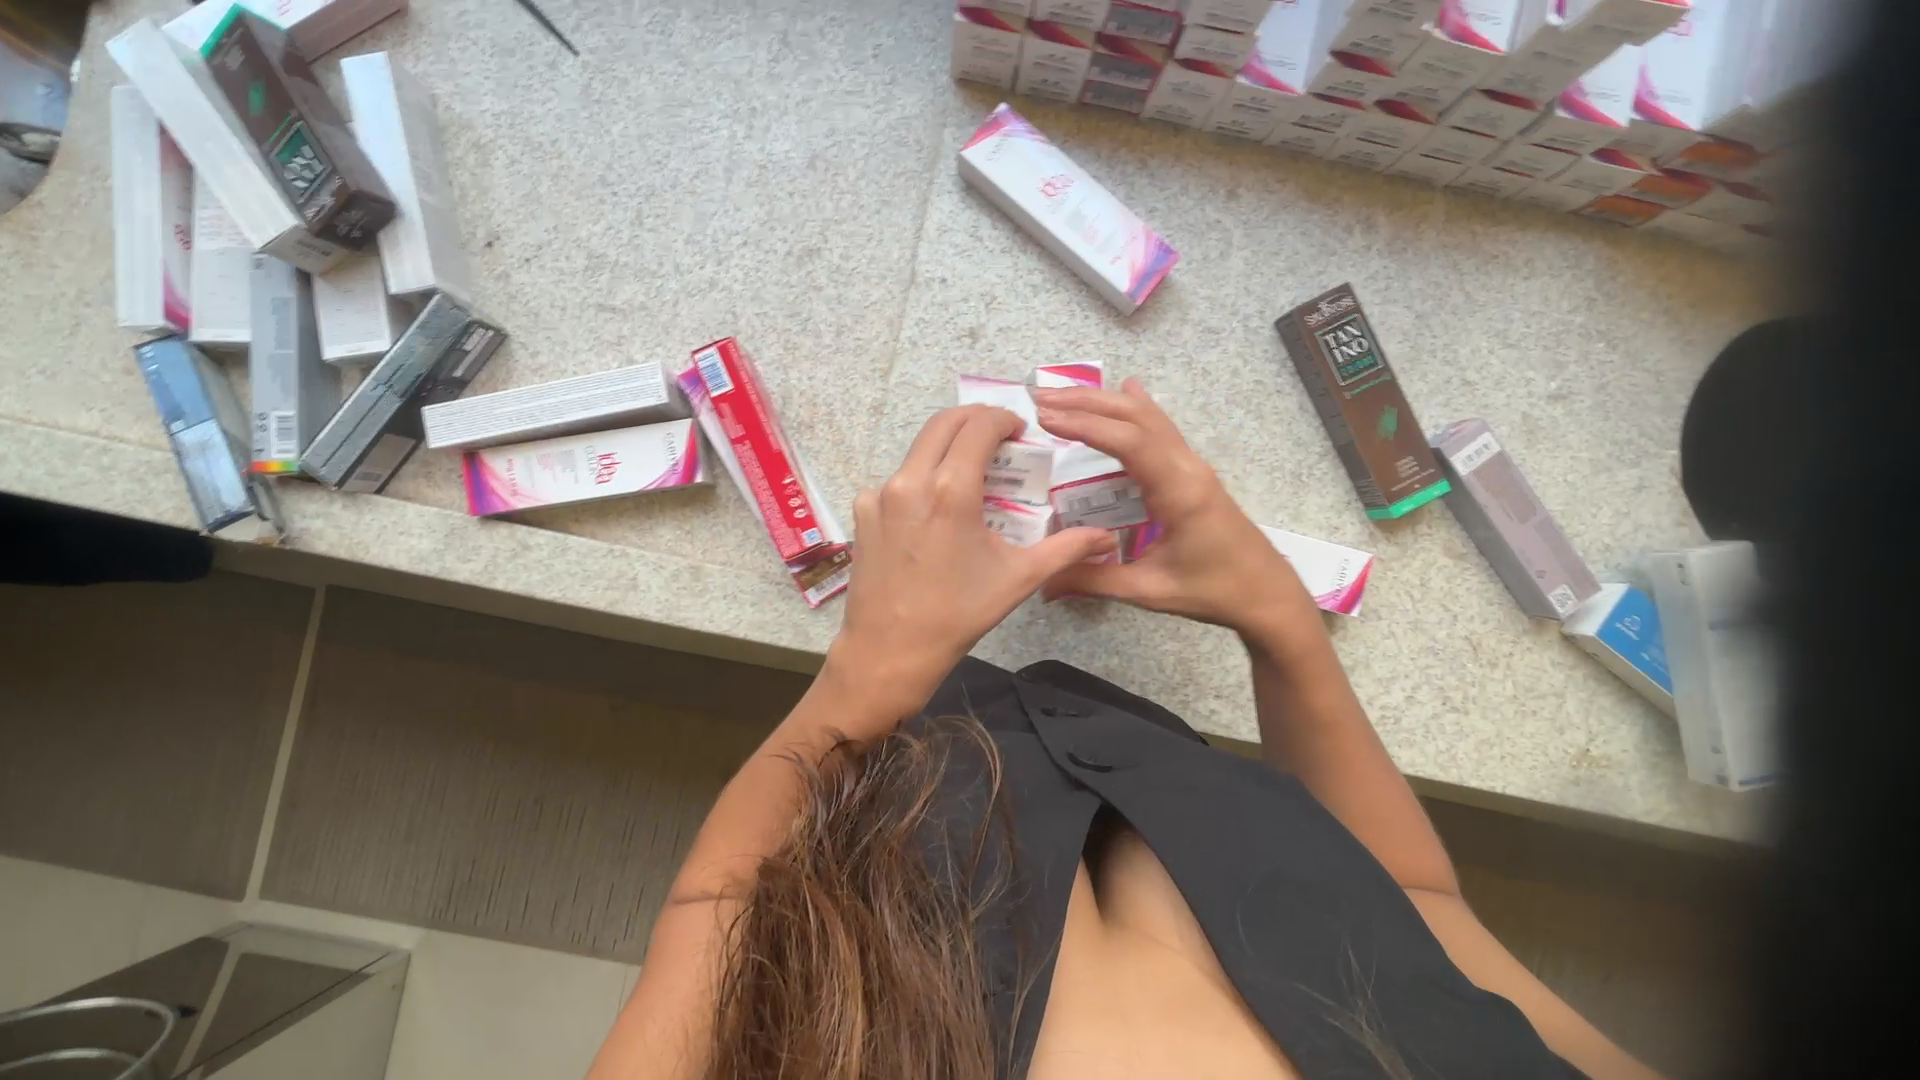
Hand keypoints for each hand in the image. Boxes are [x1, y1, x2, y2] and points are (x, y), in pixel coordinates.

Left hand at [828, 405, 1117, 723]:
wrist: (889, 650)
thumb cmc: (958, 613)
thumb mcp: (1019, 577)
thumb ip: (1067, 548)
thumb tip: (1107, 539)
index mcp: (952, 490)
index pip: (979, 426)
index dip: (1003, 418)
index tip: (1018, 429)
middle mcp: (910, 481)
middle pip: (943, 423)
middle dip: (974, 420)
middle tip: (997, 437)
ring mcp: (880, 495)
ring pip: (918, 451)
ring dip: (947, 450)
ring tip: (969, 477)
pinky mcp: (862, 512)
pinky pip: (895, 481)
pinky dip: (920, 483)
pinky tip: (933, 514)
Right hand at [1032, 379, 1318, 637]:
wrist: (1267, 594)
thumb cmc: (1212, 592)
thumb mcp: (1149, 590)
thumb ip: (1094, 580)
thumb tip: (1043, 582)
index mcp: (1179, 492)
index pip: (1130, 443)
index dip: (1086, 426)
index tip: (1046, 418)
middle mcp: (1188, 468)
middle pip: (1137, 418)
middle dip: (1087, 402)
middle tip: (1041, 398)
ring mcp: (1194, 467)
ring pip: (1150, 418)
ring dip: (1107, 402)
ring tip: (1064, 396)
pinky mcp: (1193, 473)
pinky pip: (1162, 430)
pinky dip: (1136, 410)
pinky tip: (1127, 391)